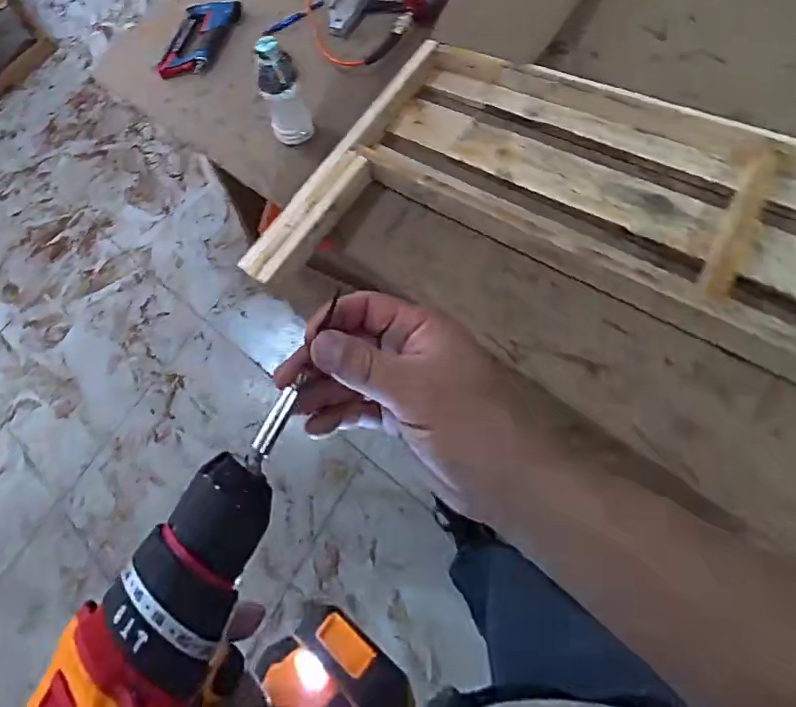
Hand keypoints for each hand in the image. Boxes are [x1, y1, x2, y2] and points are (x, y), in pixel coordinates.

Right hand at [273, 291, 551, 523]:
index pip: (365, 308)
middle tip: (283, 382)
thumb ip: (361, 364)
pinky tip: (315, 426)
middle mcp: (407, 352)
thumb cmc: (467, 423)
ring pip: (352, 379)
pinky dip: (338, 414)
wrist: (511, 486)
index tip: (305, 345)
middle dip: (318, 362)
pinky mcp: (401, 418)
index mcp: (417, 330)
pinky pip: (361, 407)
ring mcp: (404, 386)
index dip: (332, 321)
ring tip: (291, 411)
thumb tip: (317, 342)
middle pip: (352, 345)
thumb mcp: (411, 389)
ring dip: (322, 391)